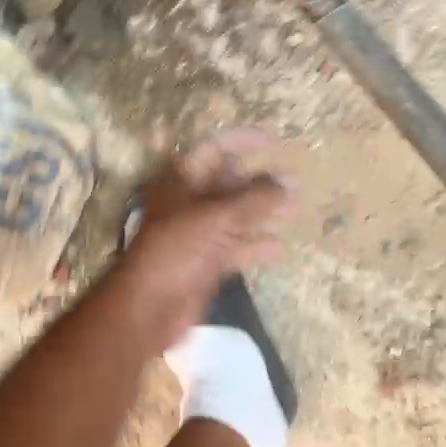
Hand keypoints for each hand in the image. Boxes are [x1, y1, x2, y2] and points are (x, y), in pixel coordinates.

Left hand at [112, 131, 293, 349]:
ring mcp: (198, 231)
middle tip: (294, 180)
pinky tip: (280, 248)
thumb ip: (253, 199)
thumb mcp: (215, 218)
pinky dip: (255, 245)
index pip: (214, 149)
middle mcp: (190, 201)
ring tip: (296, 208)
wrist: (149, 305)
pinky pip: (235, 246)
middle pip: (228, 182)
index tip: (272, 141)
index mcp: (182, 179)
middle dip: (259, 180)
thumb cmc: (175, 250)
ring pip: (235, 215)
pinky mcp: (206, 261)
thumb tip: (289, 181)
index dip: (241, 142)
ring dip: (263, 211)